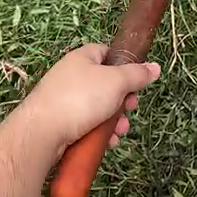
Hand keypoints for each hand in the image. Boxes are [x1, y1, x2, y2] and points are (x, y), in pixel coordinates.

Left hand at [13, 45, 161, 158]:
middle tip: (130, 109)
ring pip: (96, 107)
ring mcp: (62, 99)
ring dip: (112, 120)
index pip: (106, 53)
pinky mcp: (58, 122)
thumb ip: (138, 75)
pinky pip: (84, 124)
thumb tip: (155, 67)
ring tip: (119, 132)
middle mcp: (70, 75)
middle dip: (122, 100)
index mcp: (82, 57)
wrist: (41, 133)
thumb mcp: (116, 82)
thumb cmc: (81, 99)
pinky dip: (97, 132)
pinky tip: (106, 143)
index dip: (124, 66)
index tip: (135, 81)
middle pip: (105, 84)